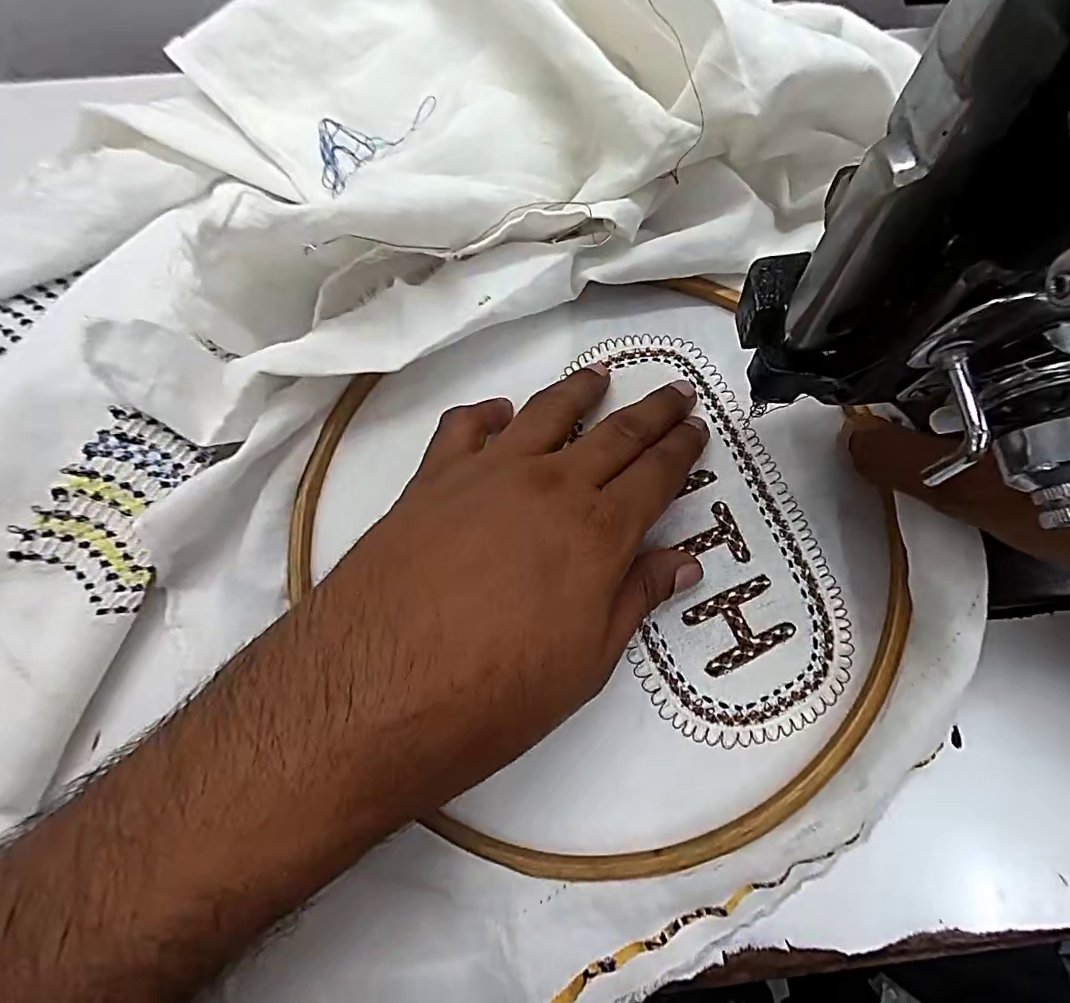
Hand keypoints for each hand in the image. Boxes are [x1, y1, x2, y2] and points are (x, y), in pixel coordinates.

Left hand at [296, 365, 708, 812]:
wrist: (374, 691)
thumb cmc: (494, 694)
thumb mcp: (585, 663)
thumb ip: (635, 599)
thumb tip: (683, 561)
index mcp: (596, 533)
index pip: (655, 475)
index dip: (680, 449)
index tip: (696, 428)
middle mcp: (548, 488)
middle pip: (614, 434)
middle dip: (652, 410)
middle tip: (675, 391)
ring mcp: (486, 476)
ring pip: (545, 413)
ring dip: (579, 391)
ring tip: (601, 376)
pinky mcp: (431, 480)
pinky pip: (464, 428)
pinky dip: (487, 414)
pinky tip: (498, 414)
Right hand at [849, 314, 1069, 993]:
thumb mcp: (1003, 494)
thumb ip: (917, 462)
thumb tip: (854, 438)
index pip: (983, 331)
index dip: (936, 368)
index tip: (914, 407)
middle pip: (1021, 355)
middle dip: (977, 395)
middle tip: (953, 440)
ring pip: (1065, 378)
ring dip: (1023, 413)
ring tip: (1002, 458)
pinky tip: (1067, 468)